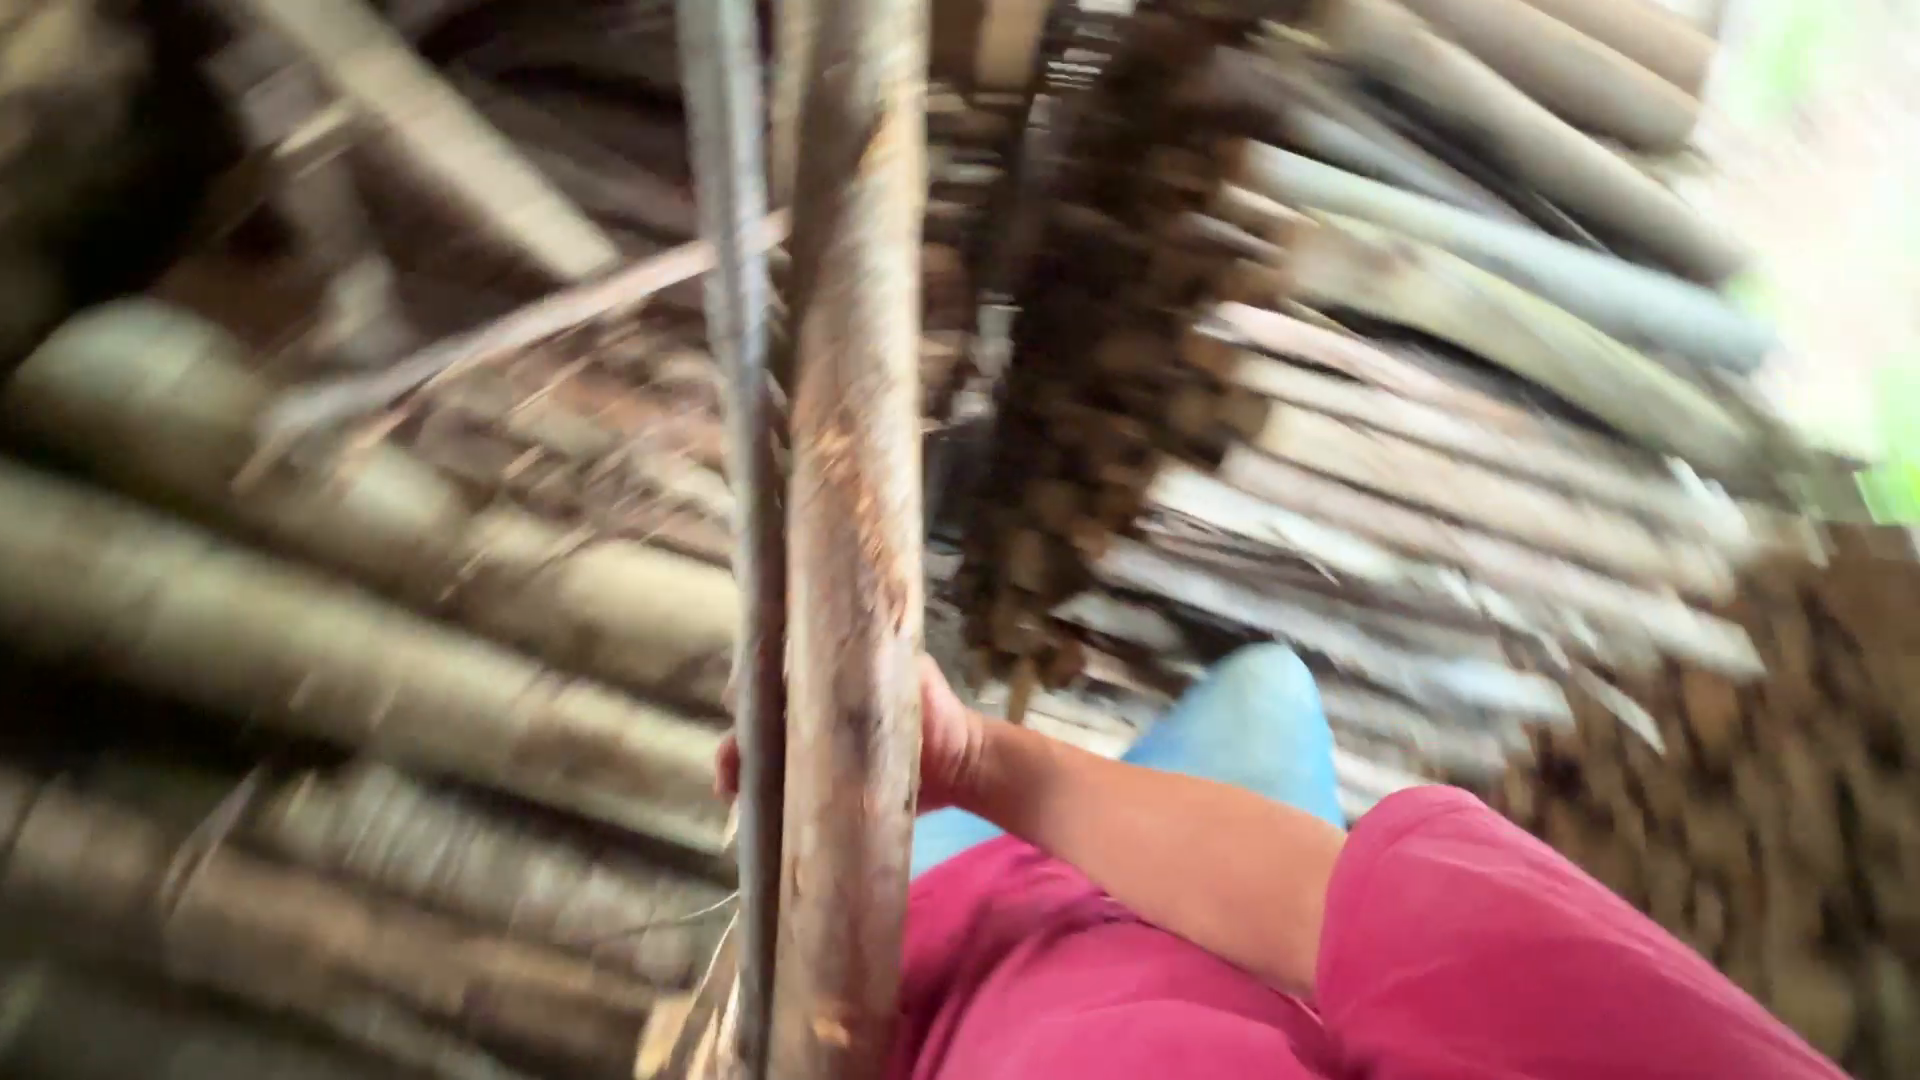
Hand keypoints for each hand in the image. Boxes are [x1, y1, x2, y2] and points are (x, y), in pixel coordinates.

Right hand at [713, 654, 988, 812]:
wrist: (961, 766)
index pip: (774, 677)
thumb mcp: (910, 675)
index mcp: (826, 681)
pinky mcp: (820, 789)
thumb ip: (879, 661)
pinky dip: (757, 799)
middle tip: (731, 760)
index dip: (751, 688)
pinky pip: (780, 792)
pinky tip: (743, 809)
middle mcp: (810, 713)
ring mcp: (812, 752)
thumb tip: (841, 651)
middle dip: (738, 738)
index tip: (740, 701)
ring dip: (737, 768)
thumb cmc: (935, 712)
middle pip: (759, 720)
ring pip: (762, 757)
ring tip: (730, 787)